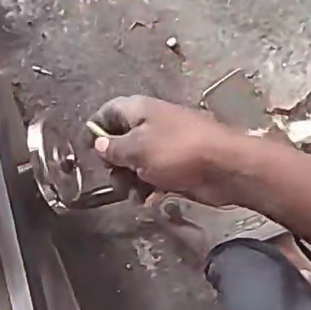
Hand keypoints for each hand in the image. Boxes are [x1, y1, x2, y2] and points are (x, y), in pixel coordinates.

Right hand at [89, 96, 263, 205]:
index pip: (108, 112)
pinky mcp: (177, 167)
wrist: (224, 167)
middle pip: (120, 141)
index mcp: (140, 110)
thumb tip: (99, 144)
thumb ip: (114, 147)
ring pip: (136, 163)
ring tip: (133, 195)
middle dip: (114, 163)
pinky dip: (148, 187)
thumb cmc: (177, 151)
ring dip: (130, 180)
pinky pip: (154, 176)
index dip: (94, 129)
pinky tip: (147, 199)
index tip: (86, 151)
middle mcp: (152, 124)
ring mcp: (166, 146)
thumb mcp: (137, 148)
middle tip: (116, 179)